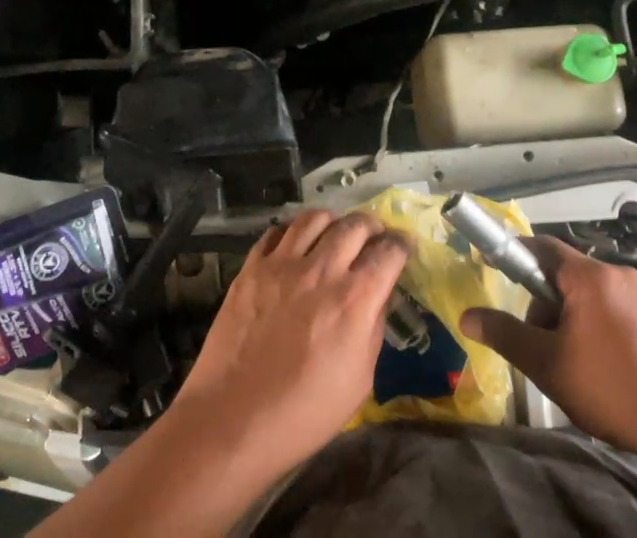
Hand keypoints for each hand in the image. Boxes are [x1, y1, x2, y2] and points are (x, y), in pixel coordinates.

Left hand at [171, 210, 410, 472]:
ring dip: (332, 222)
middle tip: (373, 238)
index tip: (404, 247)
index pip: (389, 252)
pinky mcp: (250, 269)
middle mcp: (321, 271)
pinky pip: (275, 232)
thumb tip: (377, 298)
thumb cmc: (304, 413)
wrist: (233, 418)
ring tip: (334, 235)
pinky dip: (291, 233)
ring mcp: (281, 265)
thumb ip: (373, 329)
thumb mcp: (360, 379)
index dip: (402, 245)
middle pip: (355, 225)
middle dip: (372, 226)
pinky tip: (295, 248)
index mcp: (355, 299)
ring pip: (314, 218)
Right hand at [459, 236, 636, 459]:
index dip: (514, 254)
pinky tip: (610, 375)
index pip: (542, 247)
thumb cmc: (613, 389)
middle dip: (546, 308)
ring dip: (574, 323)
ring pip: (593, 299)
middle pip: (567, 277)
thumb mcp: (547, 364)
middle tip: (543, 351)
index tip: (493, 268)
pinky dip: (603, 334)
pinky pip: (620, 315)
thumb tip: (467, 315)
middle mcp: (621, 276)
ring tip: (579, 371)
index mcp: (590, 278)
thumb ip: (504, 334)